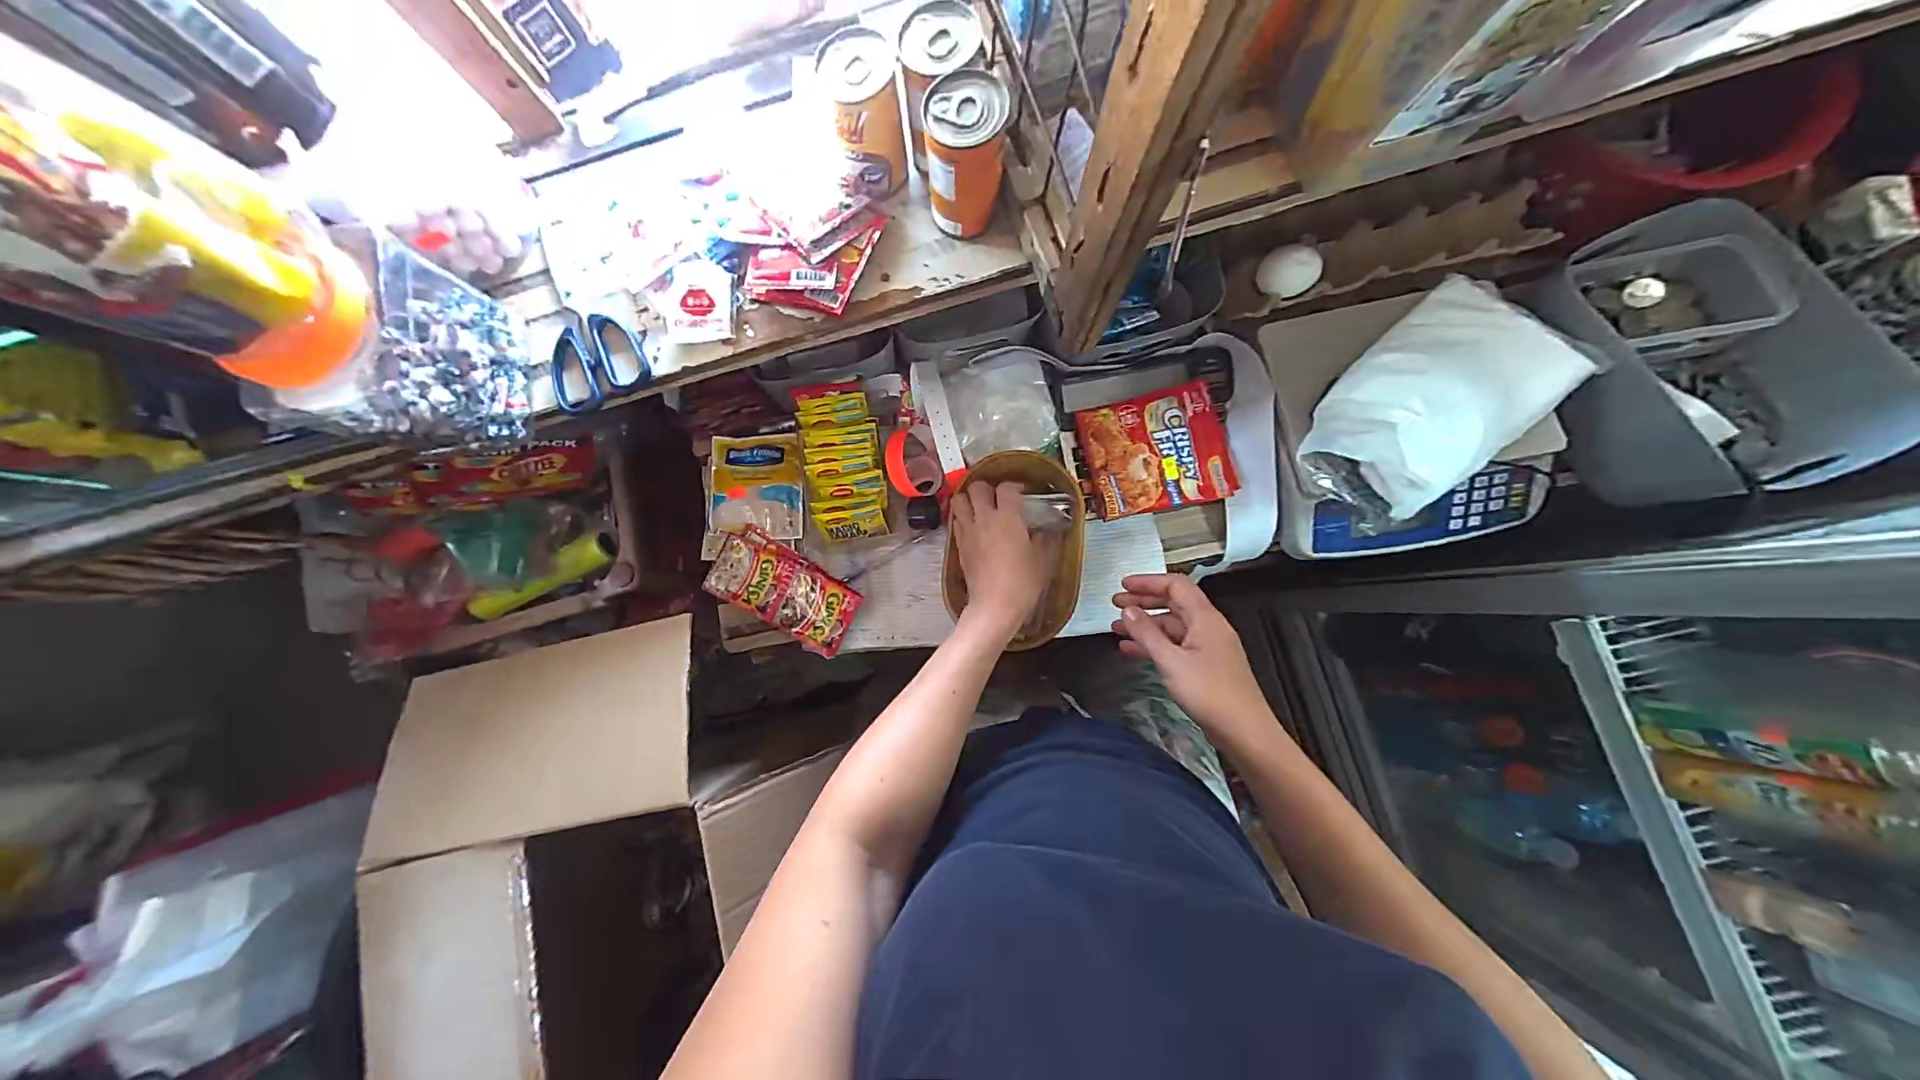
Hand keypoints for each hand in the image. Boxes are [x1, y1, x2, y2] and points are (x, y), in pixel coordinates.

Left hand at [950, 481, 1050, 640]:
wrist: (994, 606)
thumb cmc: (1022, 583)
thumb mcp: (1043, 560)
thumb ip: (1045, 539)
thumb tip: (1045, 530)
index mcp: (1008, 518)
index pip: (1006, 488)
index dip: (1014, 486)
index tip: (1021, 494)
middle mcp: (984, 519)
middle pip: (977, 487)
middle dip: (987, 487)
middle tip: (997, 497)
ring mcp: (968, 531)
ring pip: (959, 500)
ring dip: (968, 499)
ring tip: (980, 507)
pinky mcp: (959, 545)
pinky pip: (956, 520)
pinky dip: (962, 517)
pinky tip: (973, 526)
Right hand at [1110, 573, 1280, 747]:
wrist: (1242, 729)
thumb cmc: (1209, 692)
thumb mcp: (1171, 661)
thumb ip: (1146, 633)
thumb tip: (1128, 610)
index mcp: (1205, 618)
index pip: (1176, 585)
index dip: (1148, 581)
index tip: (1123, 584)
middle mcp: (1208, 626)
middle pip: (1174, 602)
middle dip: (1144, 601)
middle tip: (1116, 603)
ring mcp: (1208, 646)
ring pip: (1172, 625)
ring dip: (1145, 624)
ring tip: (1118, 628)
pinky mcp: (1205, 664)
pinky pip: (1176, 644)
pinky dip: (1154, 643)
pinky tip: (1133, 650)